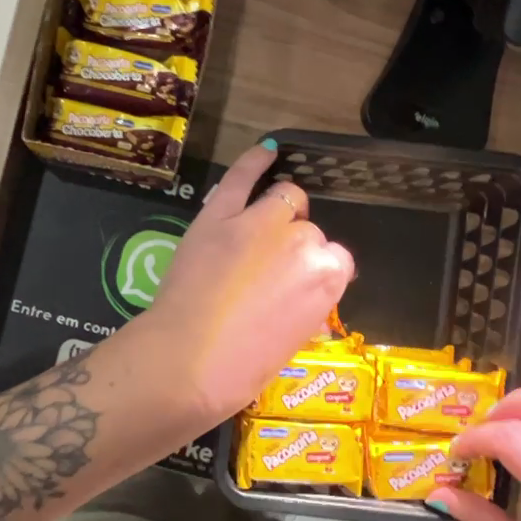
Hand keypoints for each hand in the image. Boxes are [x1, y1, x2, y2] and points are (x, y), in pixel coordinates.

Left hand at [133, 140, 354, 423]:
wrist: (184, 364)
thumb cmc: (240, 370)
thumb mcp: (291, 344)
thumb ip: (306, 311)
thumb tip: (306, 305)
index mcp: (328, 278)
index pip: (335, 261)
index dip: (316, 274)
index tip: (299, 289)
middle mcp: (301, 241)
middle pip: (308, 231)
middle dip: (294, 249)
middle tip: (270, 275)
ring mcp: (257, 223)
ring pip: (283, 199)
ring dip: (280, 211)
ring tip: (264, 230)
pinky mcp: (217, 217)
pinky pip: (240, 178)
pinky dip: (253, 162)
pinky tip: (267, 151)